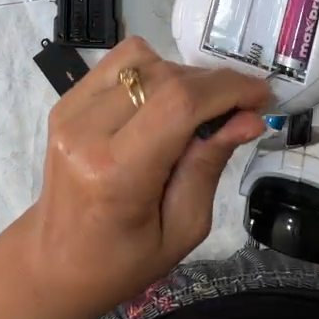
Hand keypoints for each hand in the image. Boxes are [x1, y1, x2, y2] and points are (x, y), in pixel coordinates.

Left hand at [20, 37, 269, 314]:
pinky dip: (150, 73)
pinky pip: (118, 63)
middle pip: (162, 76)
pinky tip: (160, 105)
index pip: (178, 104)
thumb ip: (210, 165)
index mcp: (116, 171)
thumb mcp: (181, 228)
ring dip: (179, 76)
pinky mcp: (65, 100)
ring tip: (194, 111)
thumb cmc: (123, 260)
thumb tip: (249, 118)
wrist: (56, 259)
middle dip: (210, 85)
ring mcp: (70, 109)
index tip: (261, 95)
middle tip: (236, 109)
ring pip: (141, 59)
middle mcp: (86, 129)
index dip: (226, 90)